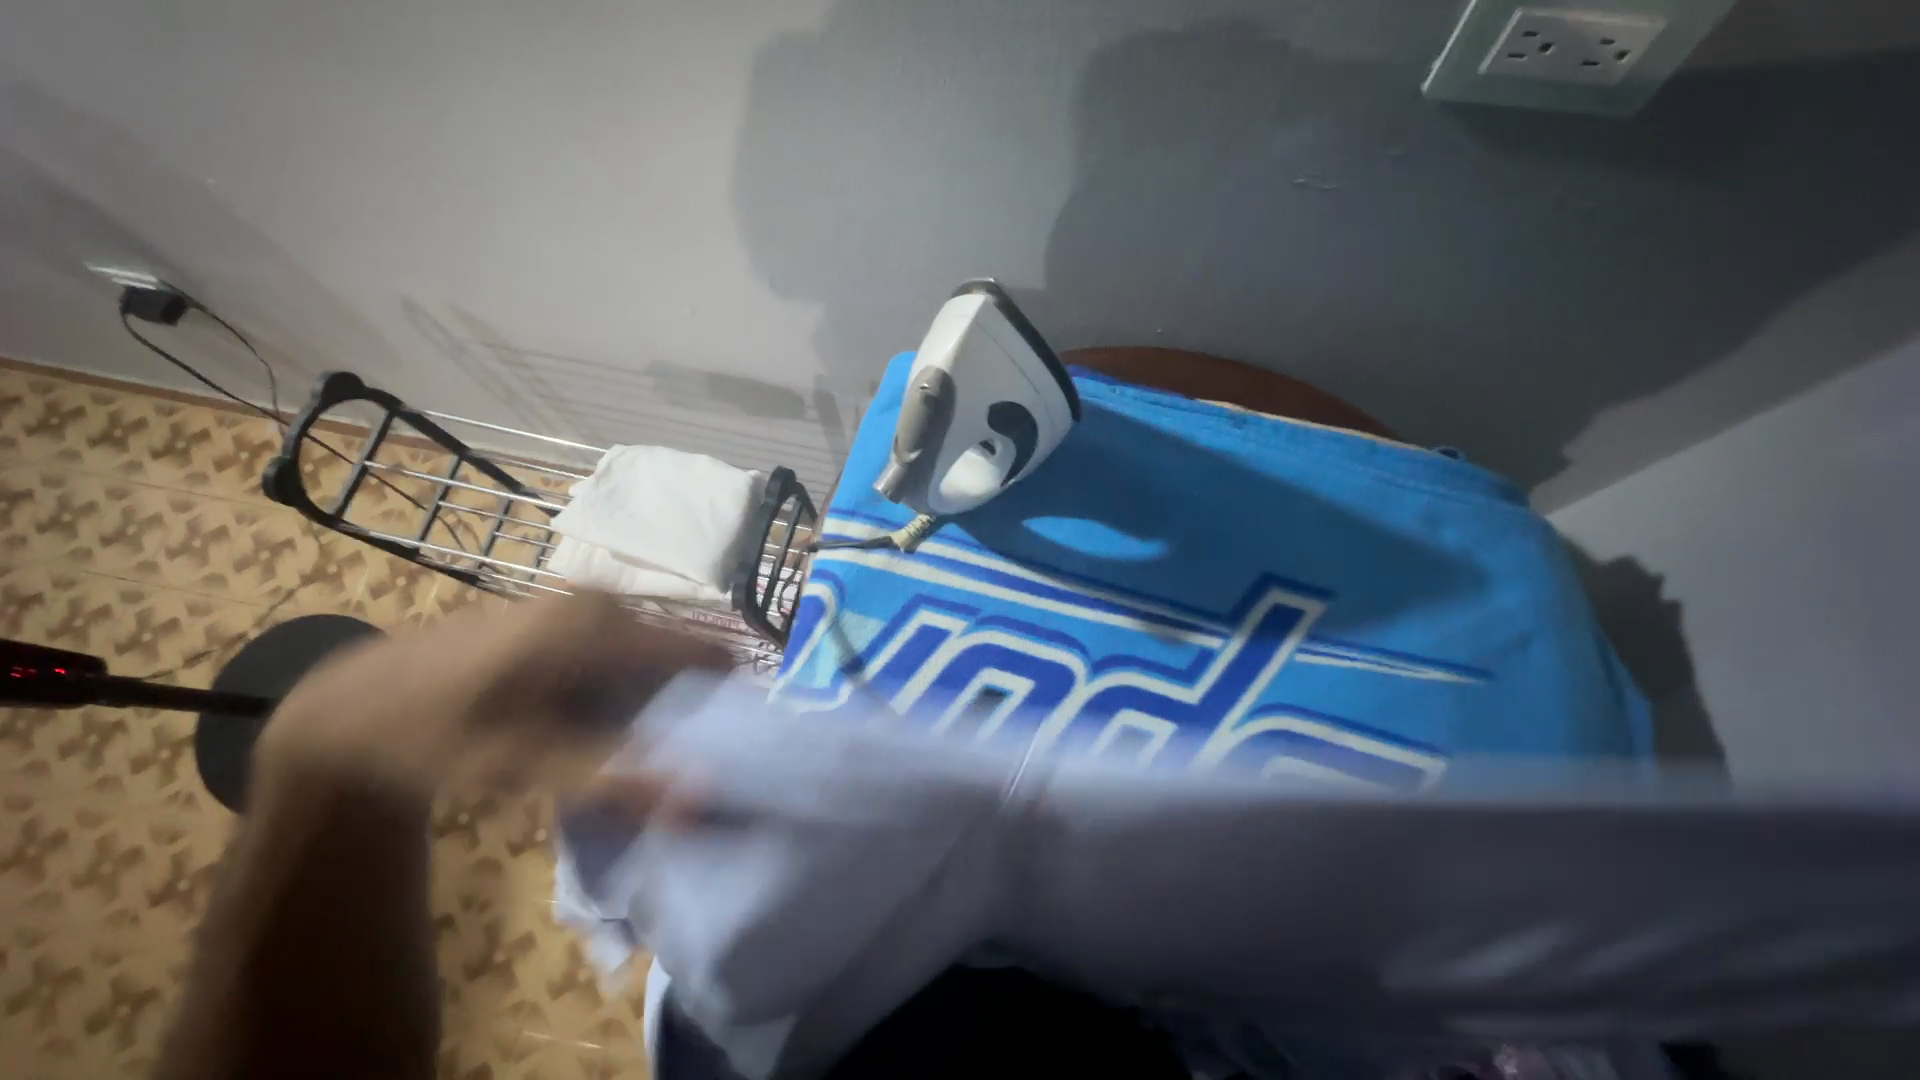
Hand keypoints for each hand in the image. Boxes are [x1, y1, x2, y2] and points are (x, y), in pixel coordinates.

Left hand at [254, 591, 731, 805]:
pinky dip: (629, 692)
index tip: (730, 753)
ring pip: (657, 659)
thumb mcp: (521, 767)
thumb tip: (705, 797)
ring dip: (658, 706)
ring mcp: (586, 603)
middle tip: (672, 767)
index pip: (705, 656)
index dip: (724, 705)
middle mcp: (603, 601)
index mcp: (600, 625)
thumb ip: (615, 779)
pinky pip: (629, 653)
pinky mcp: (572, 613)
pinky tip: (597, 729)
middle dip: (688, 710)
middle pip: (683, 658)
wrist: (357, 705)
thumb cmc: (436, 736)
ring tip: (635, 755)